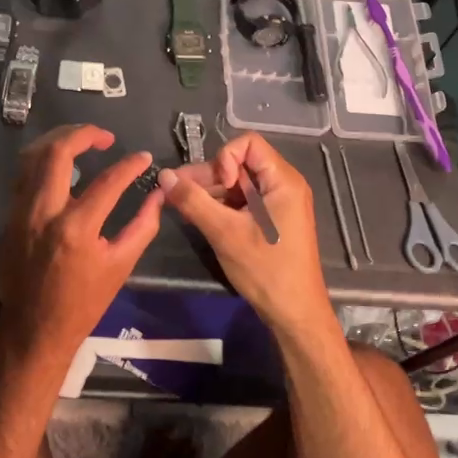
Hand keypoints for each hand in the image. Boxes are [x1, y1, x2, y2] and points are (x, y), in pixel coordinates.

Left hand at [0, 125, 164, 359]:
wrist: (34, 328)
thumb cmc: (83, 303)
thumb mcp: (120, 266)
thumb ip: (142, 226)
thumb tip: (158, 196)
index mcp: (76, 228)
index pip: (108, 181)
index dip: (130, 164)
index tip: (143, 157)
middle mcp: (44, 212)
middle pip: (58, 152)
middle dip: (84, 135)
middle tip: (105, 137)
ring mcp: (21, 212)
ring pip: (33, 157)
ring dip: (58, 141)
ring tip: (81, 141)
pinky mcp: (9, 217)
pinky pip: (23, 176)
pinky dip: (42, 162)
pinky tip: (59, 164)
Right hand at [157, 133, 334, 336]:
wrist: (294, 313)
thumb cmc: (266, 270)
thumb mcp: (225, 233)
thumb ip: (193, 201)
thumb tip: (163, 176)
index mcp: (282, 181)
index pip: (248, 143)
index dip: (225, 158)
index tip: (217, 186)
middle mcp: (283, 185)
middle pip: (240, 163)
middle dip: (208, 176)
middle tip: (178, 193)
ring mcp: (278, 203)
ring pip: (238, 183)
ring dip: (210, 192)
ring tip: (182, 206)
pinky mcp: (271, 220)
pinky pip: (243, 201)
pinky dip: (221, 205)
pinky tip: (199, 216)